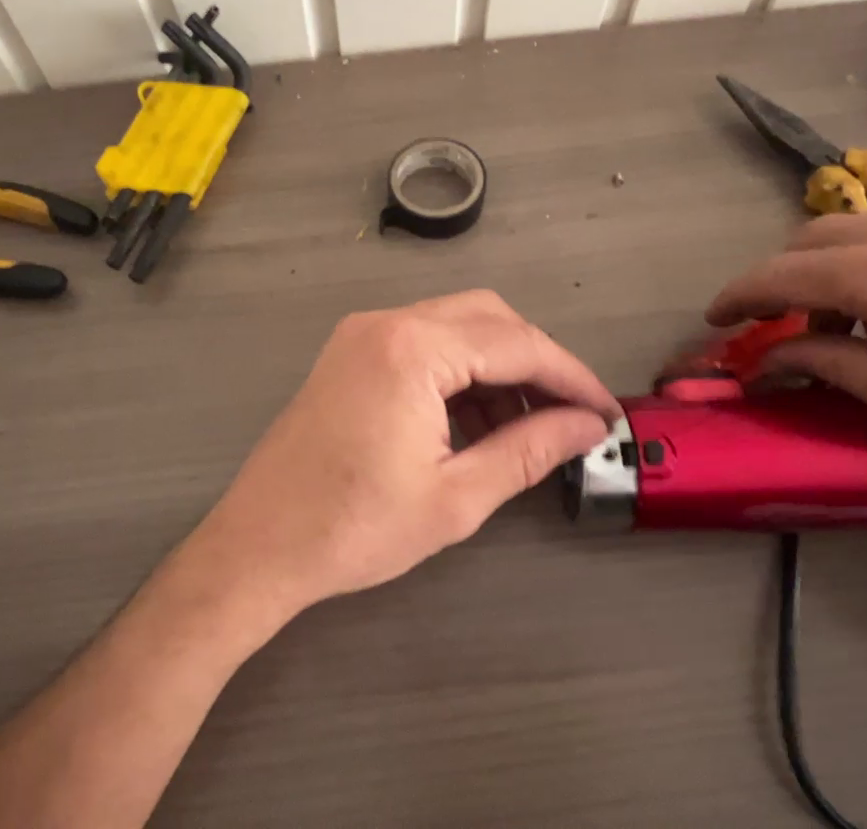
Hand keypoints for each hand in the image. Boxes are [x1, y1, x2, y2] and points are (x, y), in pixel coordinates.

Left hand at [191, 290, 618, 614]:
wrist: (258, 546)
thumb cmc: (355, 528)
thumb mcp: (457, 497)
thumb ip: (530, 450)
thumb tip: (588, 426)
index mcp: (413, 349)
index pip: (519, 344)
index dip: (573, 377)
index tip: (607, 414)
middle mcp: (386, 323)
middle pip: (490, 319)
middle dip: (538, 365)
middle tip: (571, 418)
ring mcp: (362, 335)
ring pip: (457, 328)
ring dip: (500, 369)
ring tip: (529, 430)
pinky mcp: (349, 355)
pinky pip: (424, 345)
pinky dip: (461, 374)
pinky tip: (478, 423)